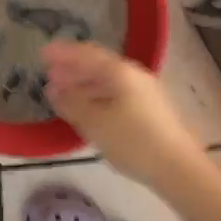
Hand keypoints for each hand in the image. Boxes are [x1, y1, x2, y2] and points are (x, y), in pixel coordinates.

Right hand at [42, 41, 205, 189]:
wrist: (178, 168)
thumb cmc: (133, 141)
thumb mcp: (95, 122)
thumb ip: (71, 103)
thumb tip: (53, 89)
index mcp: (120, 72)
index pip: (86, 54)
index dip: (63, 53)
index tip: (42, 53)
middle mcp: (134, 76)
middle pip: (98, 66)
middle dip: (72, 69)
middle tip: (49, 73)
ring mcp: (144, 94)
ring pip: (107, 82)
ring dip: (84, 85)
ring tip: (63, 93)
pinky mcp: (150, 112)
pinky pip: (116, 95)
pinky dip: (97, 97)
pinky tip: (88, 110)